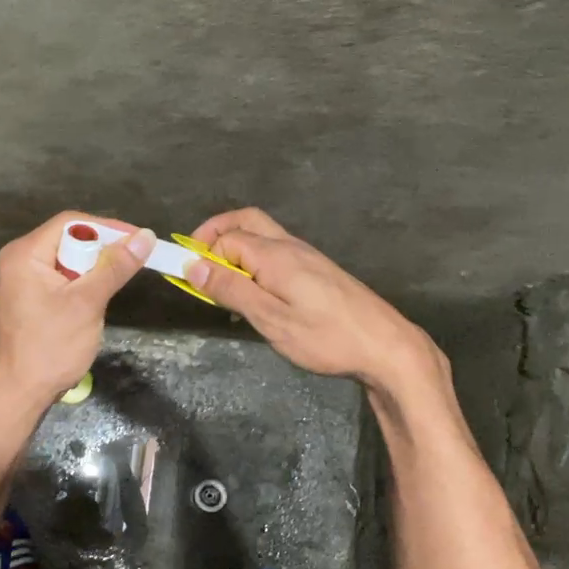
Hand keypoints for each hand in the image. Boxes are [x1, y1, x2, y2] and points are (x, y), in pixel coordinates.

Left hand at [0, 211, 153, 402]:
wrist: (22, 392)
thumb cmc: (51, 347)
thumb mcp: (87, 303)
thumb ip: (115, 267)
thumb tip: (144, 237)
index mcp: (24, 254)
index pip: (71, 223)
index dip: (107, 228)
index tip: (139, 239)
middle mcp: (18, 261)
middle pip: (68, 239)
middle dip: (101, 250)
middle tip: (133, 261)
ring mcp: (22, 282)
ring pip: (66, 261)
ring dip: (93, 269)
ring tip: (120, 279)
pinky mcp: (29, 300)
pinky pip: (60, 280)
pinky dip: (81, 284)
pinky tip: (99, 297)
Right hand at [186, 208, 449, 393]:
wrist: (385, 346)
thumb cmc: (324, 336)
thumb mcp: (270, 318)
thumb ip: (230, 289)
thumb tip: (192, 265)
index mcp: (275, 254)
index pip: (225, 238)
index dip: (201, 253)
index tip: (184, 279)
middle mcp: (290, 247)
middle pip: (246, 222)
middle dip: (215, 235)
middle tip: (196, 264)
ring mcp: (306, 258)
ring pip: (261, 237)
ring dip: (234, 251)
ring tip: (221, 286)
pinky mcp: (317, 273)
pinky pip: (275, 255)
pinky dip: (253, 264)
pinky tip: (253, 296)